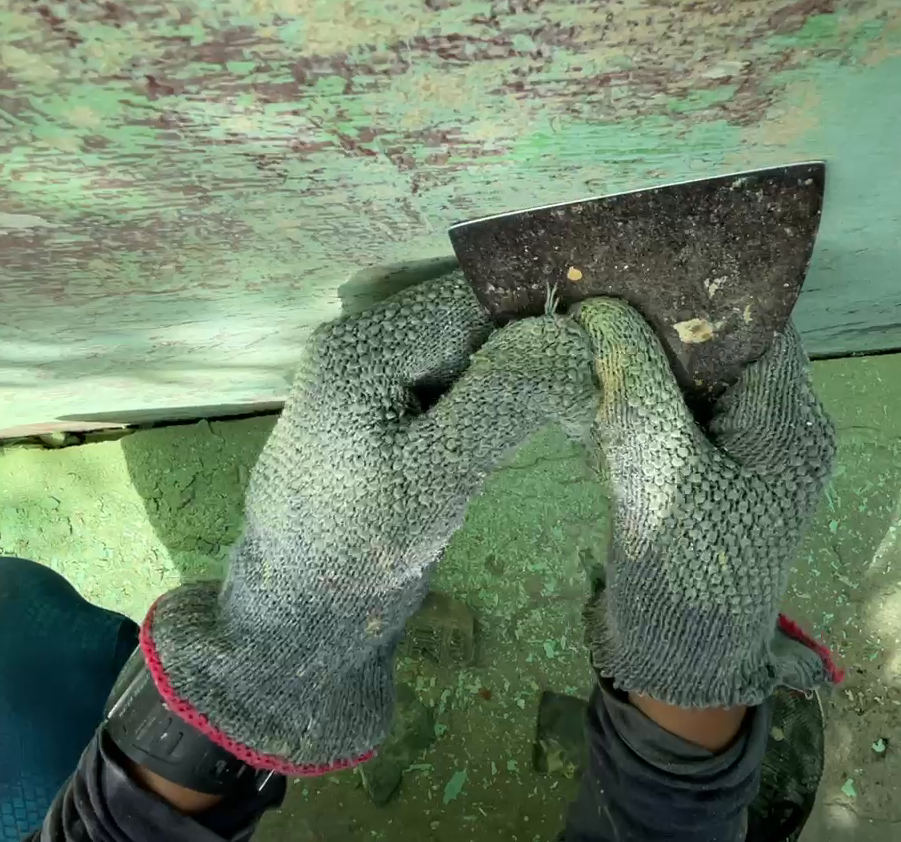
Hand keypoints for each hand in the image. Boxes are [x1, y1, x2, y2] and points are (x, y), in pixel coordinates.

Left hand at [142, 273, 595, 772]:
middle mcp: (365, 337)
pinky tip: (519, 414)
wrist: (300, 603)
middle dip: (528, 341)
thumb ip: (503, 400)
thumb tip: (574, 336)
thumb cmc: (357, 545)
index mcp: (364, 344)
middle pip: (468, 315)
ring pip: (465, 342)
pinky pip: (450, 371)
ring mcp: (374, 366)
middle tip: (587, 384)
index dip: (538, 314)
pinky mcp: (385, 395)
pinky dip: (491, 386)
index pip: (471, 298)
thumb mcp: (437, 476)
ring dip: (514, 366)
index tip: (600, 347)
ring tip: (562, 402)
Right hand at [573, 297, 836, 707]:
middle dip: (668, 326)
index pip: (759, 330)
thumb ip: (634, 386)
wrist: (679, 662)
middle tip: (604, 302)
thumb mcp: (655, 472)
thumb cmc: (683, 570)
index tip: (638, 275)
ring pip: (701, 381)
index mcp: (789, 426)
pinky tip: (606, 393)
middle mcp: (781, 431)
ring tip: (597, 338)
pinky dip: (647, 398)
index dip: (704, 297)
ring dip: (651, 361)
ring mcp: (750, 454)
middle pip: (729, 351)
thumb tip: (603, 310)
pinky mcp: (718, 473)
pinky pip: (686, 414)